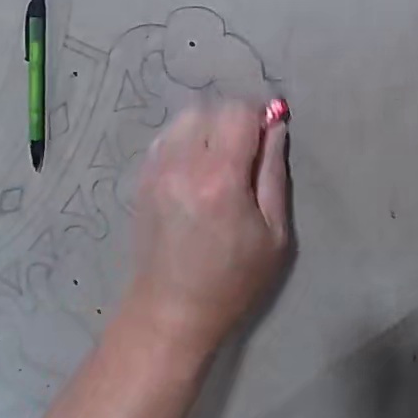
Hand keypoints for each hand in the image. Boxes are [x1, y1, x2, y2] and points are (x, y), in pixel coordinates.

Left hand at [121, 101, 290, 356]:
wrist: (172, 311)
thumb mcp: (275, 234)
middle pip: (212, 107)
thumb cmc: (234, 279)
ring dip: (211, 125)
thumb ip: (274, 173)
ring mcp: (156, 169)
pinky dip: (188, 137)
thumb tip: (276, 127)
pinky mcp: (142, 178)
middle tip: (250, 149)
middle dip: (237, 118)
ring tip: (224, 156)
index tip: (271, 135)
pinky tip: (199, 165)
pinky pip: (167, 134)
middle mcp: (182, 164)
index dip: (261, 115)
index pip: (239, 112)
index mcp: (220, 179)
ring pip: (187, 116)